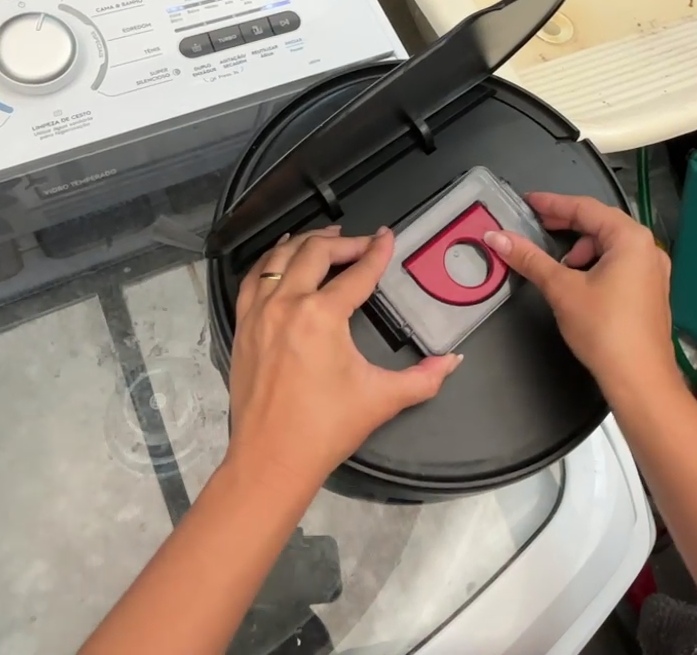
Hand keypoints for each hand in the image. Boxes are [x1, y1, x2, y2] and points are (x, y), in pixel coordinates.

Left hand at [225, 226, 463, 489]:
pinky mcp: (242, 326)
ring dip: (305, 242)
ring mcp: (259, 313)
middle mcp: (287, 303)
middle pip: (315, 252)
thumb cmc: (326, 429)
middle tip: (362, 243)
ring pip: (280, 257)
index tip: (388, 236)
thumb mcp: (382, 399)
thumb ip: (424, 378)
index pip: (358, 273)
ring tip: (325, 237)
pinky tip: (280, 256)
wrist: (271, 461)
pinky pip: (253, 278)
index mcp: (321, 315)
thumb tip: (454, 361)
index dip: (377, 252)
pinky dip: (270, 260)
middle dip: (343, 242)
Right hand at [483, 193, 679, 403]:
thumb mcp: (561, 288)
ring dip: (580, 249)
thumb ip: (529, 258)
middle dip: (565, 224)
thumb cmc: (605, 330)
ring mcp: (652, 271)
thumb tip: (497, 237)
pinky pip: (618, 263)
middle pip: (599, 224)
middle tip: (535, 225)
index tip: (527, 201)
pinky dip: (594, 264)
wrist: (640, 381)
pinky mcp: (650, 291)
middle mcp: (647, 249)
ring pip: (608, 245)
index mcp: (631, 238)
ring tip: (558, 267)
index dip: (552, 203)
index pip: (585, 208)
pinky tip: (578, 282)